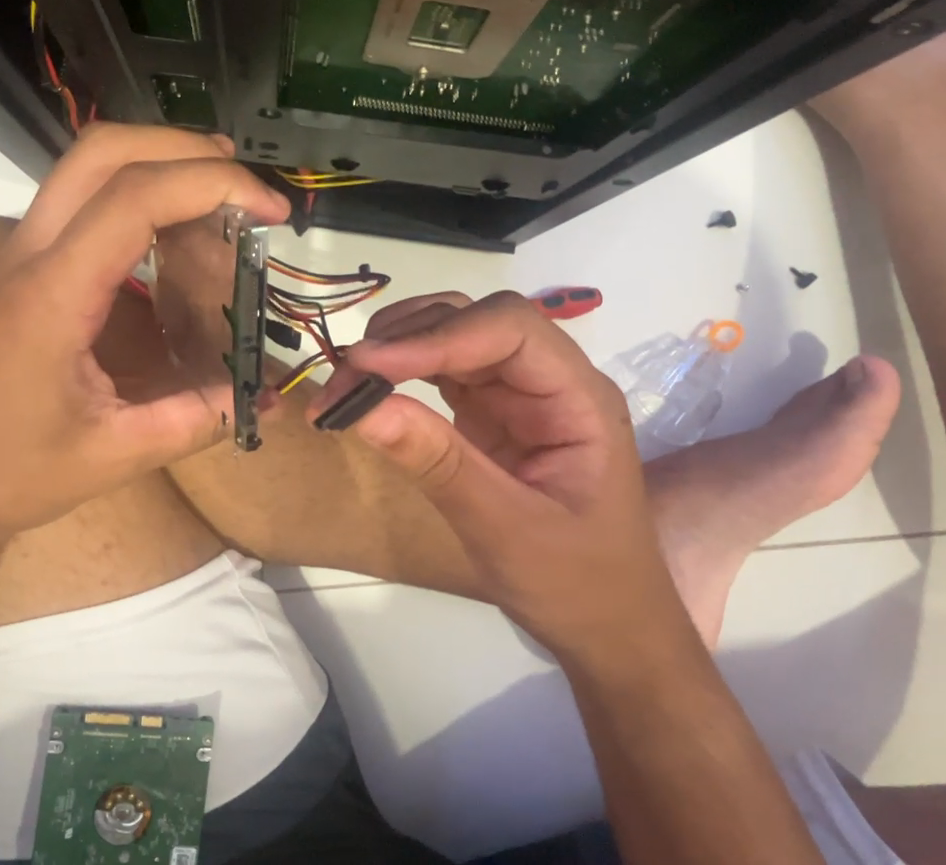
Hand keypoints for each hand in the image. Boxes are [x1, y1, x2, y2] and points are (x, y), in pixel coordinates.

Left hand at [0, 156, 289, 551]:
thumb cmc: (5, 476)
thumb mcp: (114, 454)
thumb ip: (196, 419)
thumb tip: (266, 397)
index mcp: (52, 293)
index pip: (134, 198)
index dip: (213, 186)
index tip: (274, 212)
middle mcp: (28, 256)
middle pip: (101, 153)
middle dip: (181, 148)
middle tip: (244, 184)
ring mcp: (15, 261)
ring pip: (82, 170)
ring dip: (153, 163)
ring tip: (219, 199)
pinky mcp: (16, 276)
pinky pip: (74, 206)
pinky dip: (130, 198)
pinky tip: (166, 240)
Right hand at [315, 292, 680, 654]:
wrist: (605, 625)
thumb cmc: (575, 584)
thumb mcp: (506, 530)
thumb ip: (439, 464)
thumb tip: (363, 409)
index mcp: (578, 398)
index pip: (509, 329)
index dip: (436, 335)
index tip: (368, 365)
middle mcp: (548, 381)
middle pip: (473, 321)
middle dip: (404, 339)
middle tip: (341, 380)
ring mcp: (517, 395)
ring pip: (450, 338)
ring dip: (393, 350)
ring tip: (342, 385)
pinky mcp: (489, 415)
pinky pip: (439, 374)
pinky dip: (397, 377)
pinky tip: (364, 393)